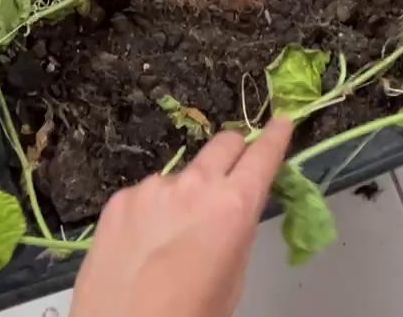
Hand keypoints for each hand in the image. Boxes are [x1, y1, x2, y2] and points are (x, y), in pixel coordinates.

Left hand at [70, 117, 292, 316]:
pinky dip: (153, 211)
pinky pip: (148, 194)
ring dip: (188, 192)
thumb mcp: (232, 281)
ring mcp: (153, 186)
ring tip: (173, 236)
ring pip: (184, 174)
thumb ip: (237, 231)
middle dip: (235, 153)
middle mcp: (195, 184)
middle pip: (225, 143)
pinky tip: (143, 245)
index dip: (276, 136)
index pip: (263, 153)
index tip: (282, 122)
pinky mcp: (120, 198)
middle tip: (232, 177)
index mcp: (232, 205)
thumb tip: (235, 208)